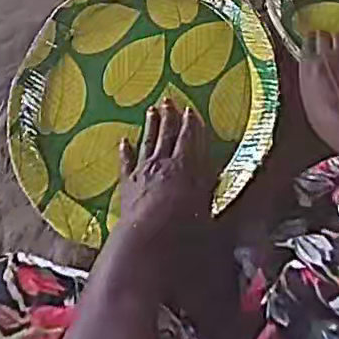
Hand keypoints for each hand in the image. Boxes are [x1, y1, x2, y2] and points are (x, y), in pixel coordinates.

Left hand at [115, 100, 211, 243]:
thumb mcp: (203, 202)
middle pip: (166, 134)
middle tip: (167, 100)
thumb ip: (208, 182)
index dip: (190, 123)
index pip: (188, 137)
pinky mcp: (127, 184)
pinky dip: (125, 151)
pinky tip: (124, 141)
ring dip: (150, 125)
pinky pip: (126, 163)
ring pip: (148, 142)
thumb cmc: (182, 225)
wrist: (146, 239)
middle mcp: (163, 162)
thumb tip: (215, 167)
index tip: (189, 109)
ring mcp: (143, 171)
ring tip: (150, 110)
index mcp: (184, 164)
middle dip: (168, 116)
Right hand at [298, 33, 338, 150]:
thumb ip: (310, 82)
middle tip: (330, 45)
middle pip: (323, 35)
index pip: (307, 43)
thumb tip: (313, 78)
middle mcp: (324, 56)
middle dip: (327, 39)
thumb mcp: (309, 100)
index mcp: (308, 67)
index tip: (314, 45)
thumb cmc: (327, 119)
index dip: (311, 43)